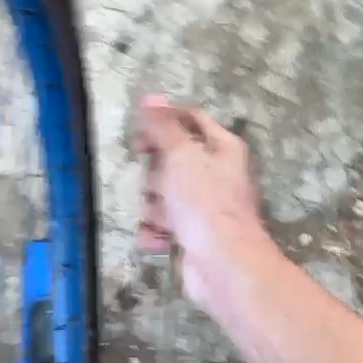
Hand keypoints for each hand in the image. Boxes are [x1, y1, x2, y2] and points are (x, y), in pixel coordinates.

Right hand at [131, 96, 278, 316]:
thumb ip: (163, 126)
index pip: (192, 120)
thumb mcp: (181, 155)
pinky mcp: (193, 236)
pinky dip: (156, 233)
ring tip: (160, 217)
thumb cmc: (204, 201)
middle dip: (156, 172)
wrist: (223, 265)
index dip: (164, 120)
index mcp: (222, 148)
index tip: (139, 132)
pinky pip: (164, 226)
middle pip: (174, 159)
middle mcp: (217, 175)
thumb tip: (151, 97)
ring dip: (154, 206)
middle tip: (153, 180)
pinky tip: (155, 240)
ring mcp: (206, 208)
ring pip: (165, 195)